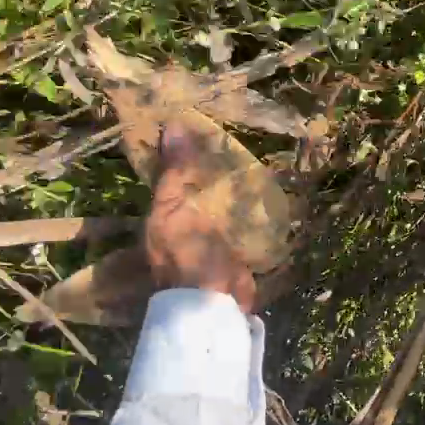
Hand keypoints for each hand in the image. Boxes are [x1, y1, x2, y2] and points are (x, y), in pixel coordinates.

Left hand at [145, 123, 254, 312]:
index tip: (197, 122)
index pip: (168, 174)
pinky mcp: (233, 245)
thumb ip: (174, 173)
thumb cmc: (188, 254)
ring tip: (251, 151)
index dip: (179, 151)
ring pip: (218, 199)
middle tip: (230, 133)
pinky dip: (248, 200)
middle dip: (209, 164)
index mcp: (161, 216)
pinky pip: (238, 215)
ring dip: (230, 181)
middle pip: (195, 185)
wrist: (216, 301)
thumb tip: (172, 125)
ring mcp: (208, 236)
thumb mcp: (175, 209)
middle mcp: (181, 224)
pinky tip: (264, 183)